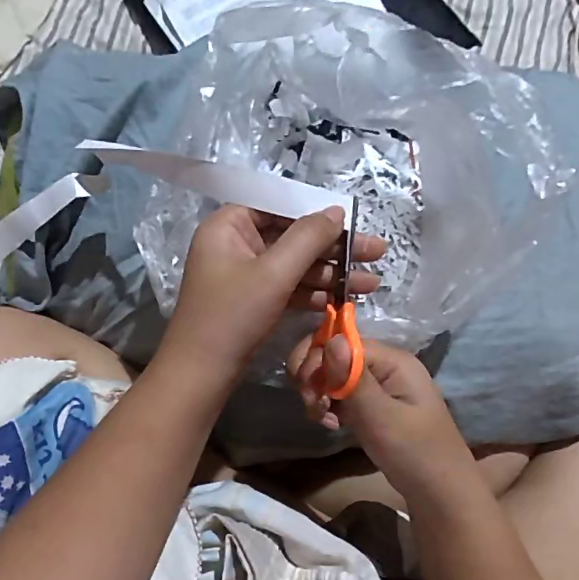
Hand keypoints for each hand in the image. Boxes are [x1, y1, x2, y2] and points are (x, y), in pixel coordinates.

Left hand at [159, 205, 384, 377]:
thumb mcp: (274, 273)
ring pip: (293, 265)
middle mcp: (233, 244)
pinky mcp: (252, 301)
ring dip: (330, 274)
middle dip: (334, 247)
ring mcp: (243, 275)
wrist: (201, 374)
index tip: (355, 221)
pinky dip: (313, 293)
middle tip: (377, 252)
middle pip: (291, 236)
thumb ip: (308, 238)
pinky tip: (345, 300)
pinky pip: (287, 288)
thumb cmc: (232, 315)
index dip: (317, 213)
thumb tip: (337, 211)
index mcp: (228, 226)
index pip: (278, 206)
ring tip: (371, 283)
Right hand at [288, 337, 471, 497]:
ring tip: (322, 419)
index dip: (317, 360)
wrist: (438, 489)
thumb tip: (332, 339)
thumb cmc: (413, 452)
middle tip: (311, 406)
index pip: (341, 342)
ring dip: (317, 393)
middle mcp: (384, 365)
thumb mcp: (380, 417)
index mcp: (392, 360)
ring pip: (331, 374)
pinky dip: (327, 405)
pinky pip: (339, 393)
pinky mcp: (371, 403)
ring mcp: (377, 384)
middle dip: (313, 376)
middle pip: (333, 354)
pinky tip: (330, 424)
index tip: (308, 392)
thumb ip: (353, 379)